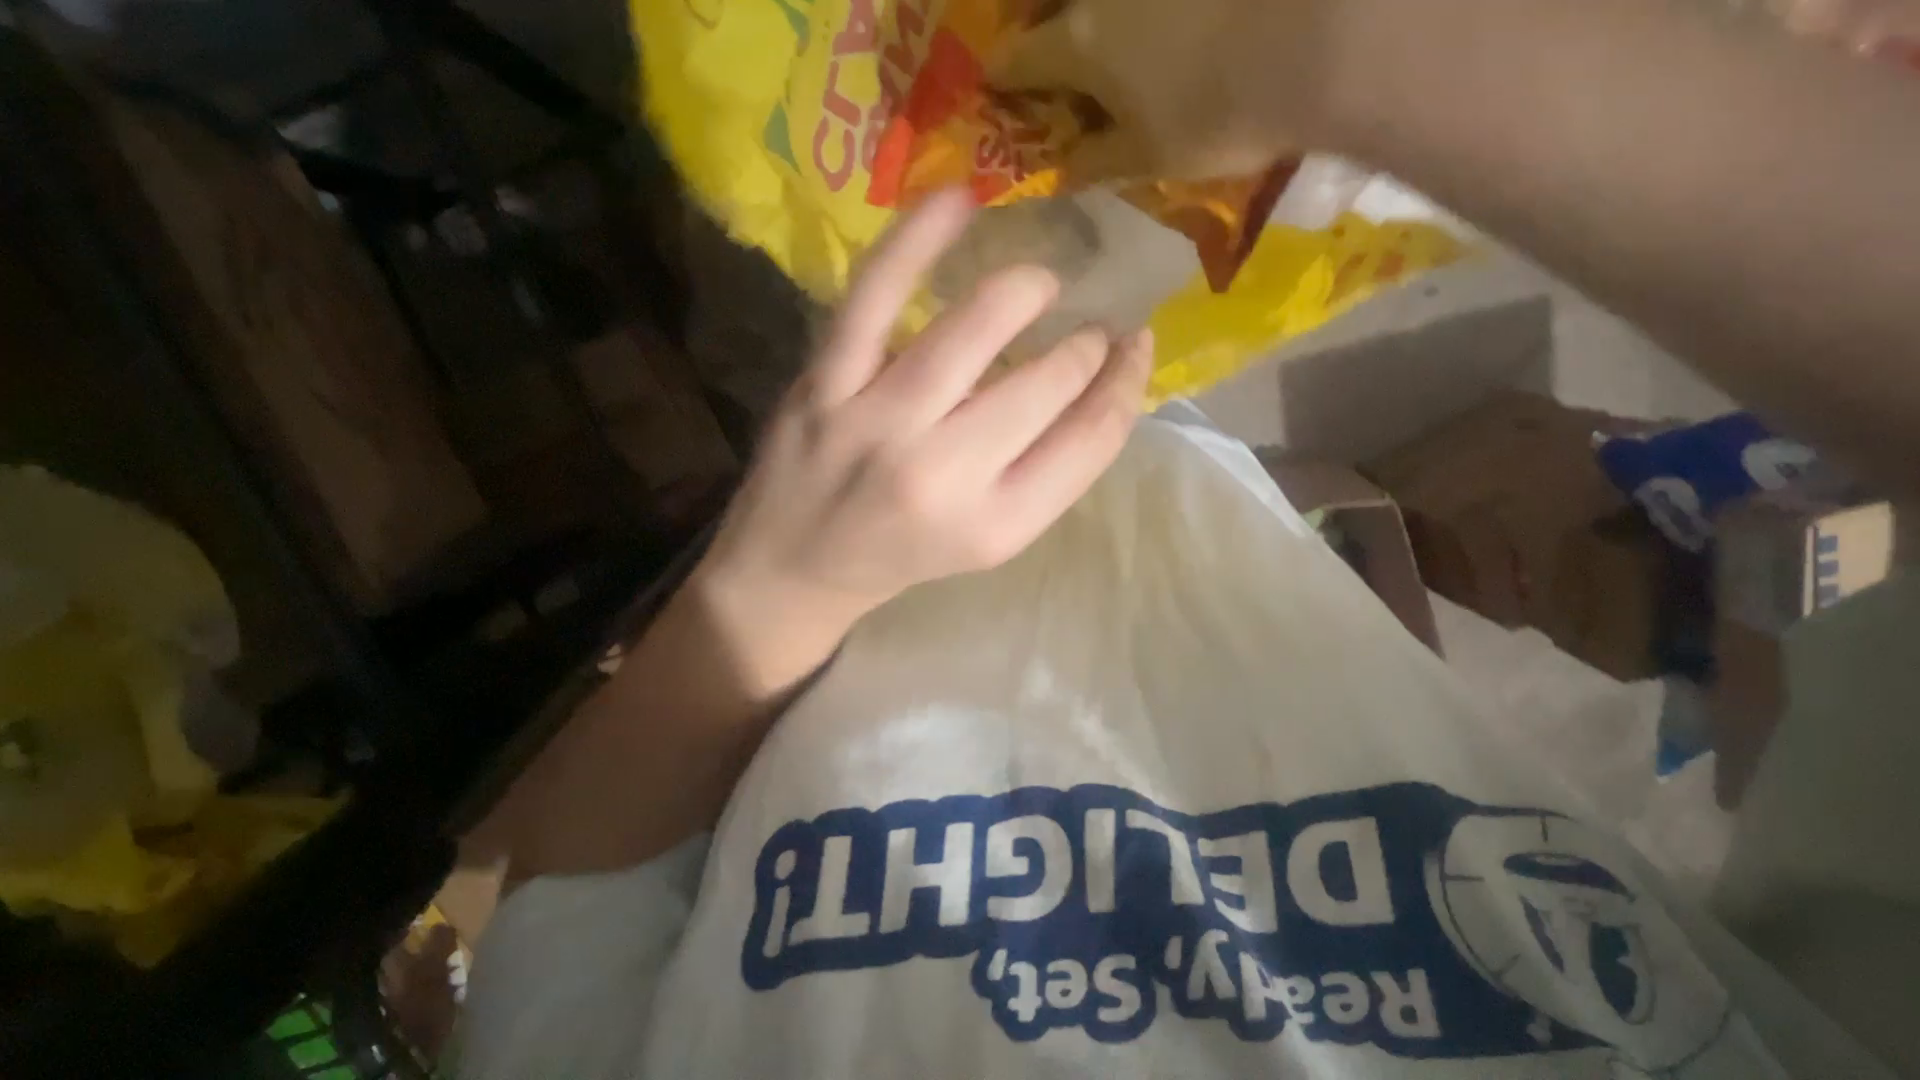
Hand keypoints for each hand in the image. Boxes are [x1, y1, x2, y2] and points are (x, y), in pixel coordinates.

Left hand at [688, 189, 1151, 692]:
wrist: (793, 569)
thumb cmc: (906, 552)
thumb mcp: (990, 535)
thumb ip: (1048, 466)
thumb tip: (1106, 374)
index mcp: (996, 524)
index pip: (1091, 439)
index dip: (1127, 381)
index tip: (1134, 344)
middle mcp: (942, 478)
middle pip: (1046, 385)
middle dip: (1085, 346)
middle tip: (1087, 329)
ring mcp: (878, 425)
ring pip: (972, 332)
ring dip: (1024, 293)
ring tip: (1040, 286)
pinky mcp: (825, 385)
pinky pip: (875, 297)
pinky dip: (916, 241)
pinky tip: (958, 203)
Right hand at [987, 0, 1343, 181]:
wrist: (1326, 39)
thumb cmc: (1222, 115)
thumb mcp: (1151, 159)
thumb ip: (1098, 161)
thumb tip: (1062, 168)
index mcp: (1081, 45)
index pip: (1018, 61)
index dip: (1000, 77)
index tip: (994, 85)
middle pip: (1049, 1)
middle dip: (1036, 21)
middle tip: (1047, 39)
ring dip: (1095, 13)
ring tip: (1108, 28)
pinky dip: (1144, 7)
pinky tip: (1166, 17)